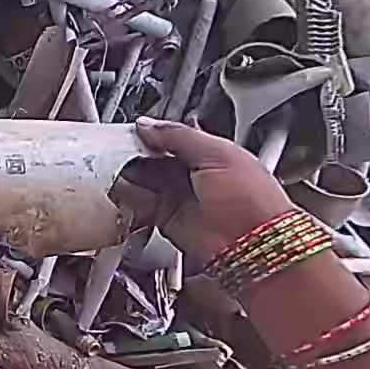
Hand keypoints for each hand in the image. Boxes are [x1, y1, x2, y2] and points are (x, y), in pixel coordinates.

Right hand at [135, 116, 295, 266]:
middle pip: (155, 161)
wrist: (254, 243)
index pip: (173, 139)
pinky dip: (130, 200)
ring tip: (115, 170)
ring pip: (145, 183)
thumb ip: (179, 136)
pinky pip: (143, 207)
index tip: (133, 133)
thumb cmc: (251, 199)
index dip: (152, 135)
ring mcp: (181, 199)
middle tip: (119, 151)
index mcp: (210, 154)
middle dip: (136, 156)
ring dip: (130, 176)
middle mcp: (194, 176)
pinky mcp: (169, 221)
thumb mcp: (216, 153)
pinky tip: (121, 192)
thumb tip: (148, 125)